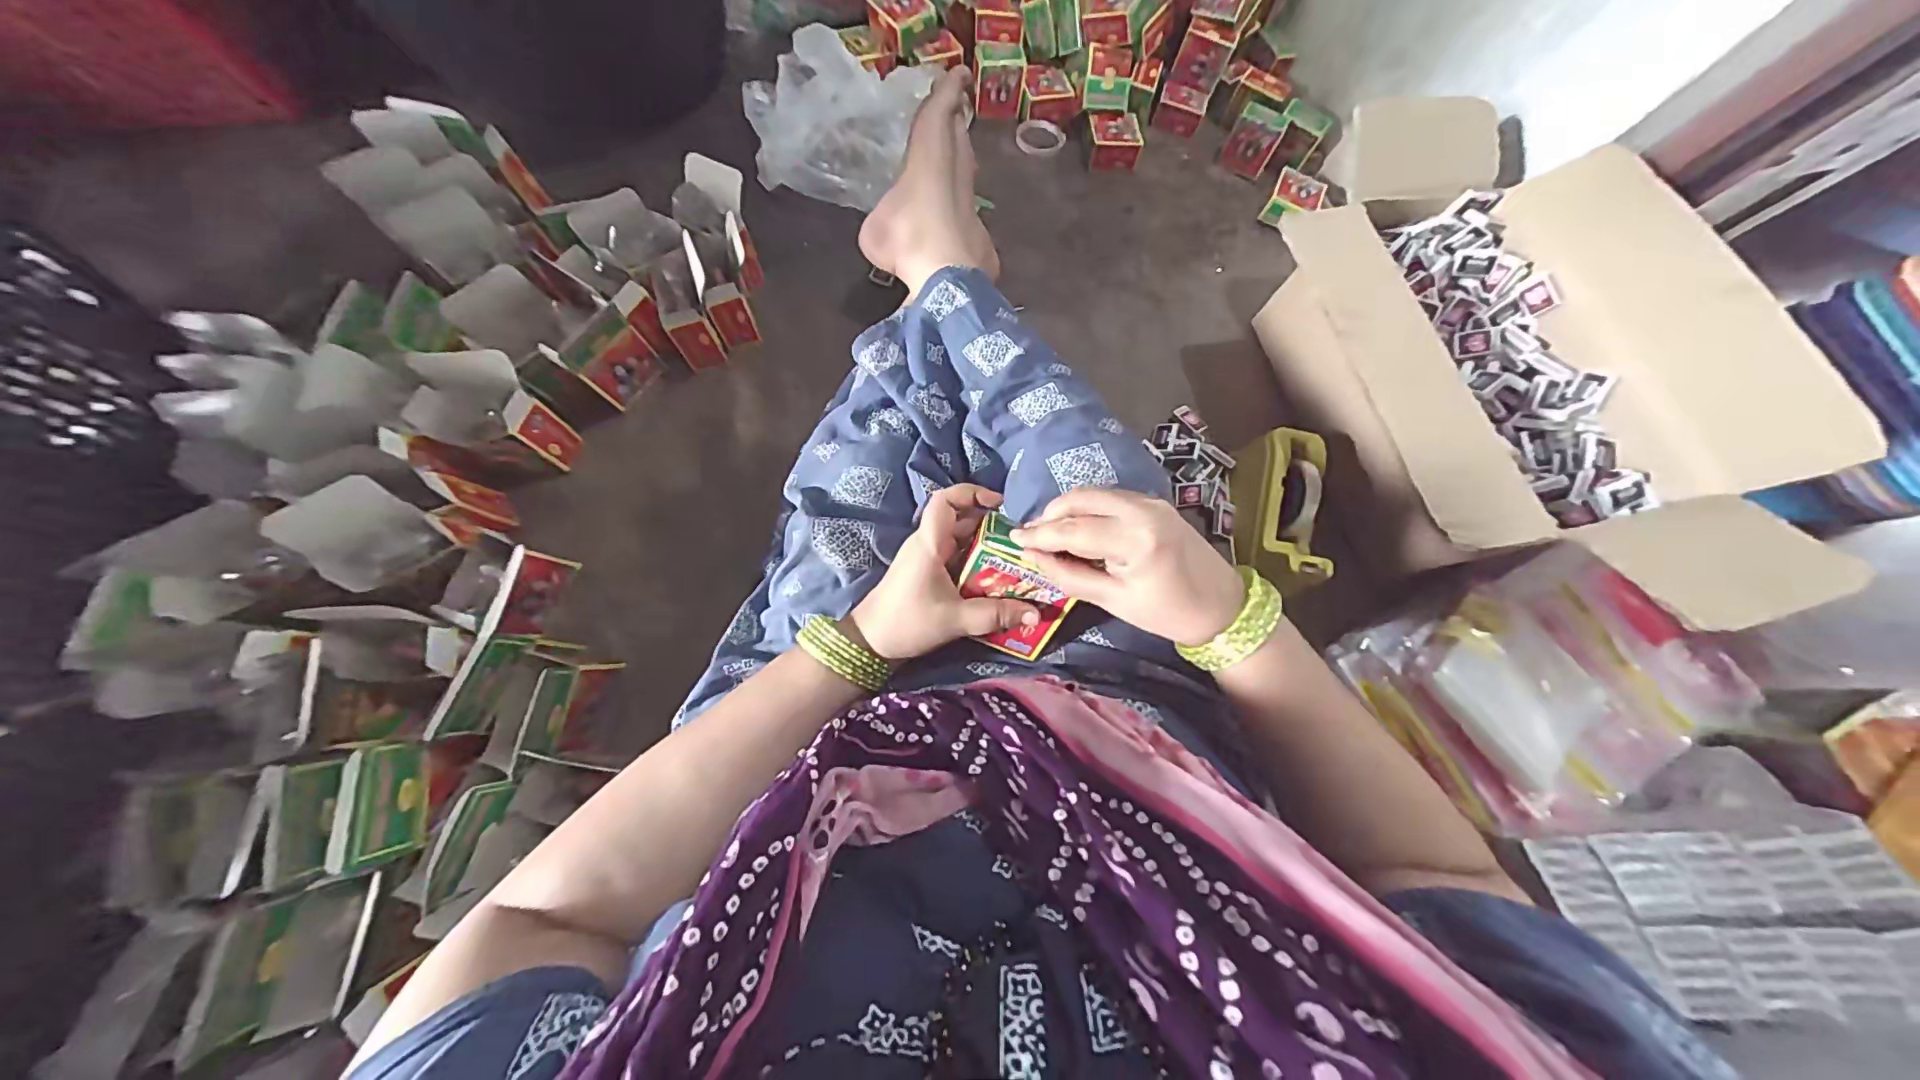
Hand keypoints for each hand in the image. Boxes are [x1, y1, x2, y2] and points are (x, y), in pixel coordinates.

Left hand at [850, 484, 1040, 661]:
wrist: (870, 642)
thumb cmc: (907, 622)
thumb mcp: (955, 620)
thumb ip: (996, 615)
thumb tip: (1035, 613)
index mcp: (929, 543)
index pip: (945, 500)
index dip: (972, 494)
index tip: (1000, 505)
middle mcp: (927, 544)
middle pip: (960, 520)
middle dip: (990, 526)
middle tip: (1018, 541)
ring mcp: (925, 559)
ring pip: (959, 541)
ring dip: (984, 547)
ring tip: (1013, 560)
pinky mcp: (926, 574)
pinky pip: (955, 558)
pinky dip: (975, 563)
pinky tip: (994, 579)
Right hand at [857, 66, 999, 298]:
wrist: (945, 279)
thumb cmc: (905, 241)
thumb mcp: (877, 230)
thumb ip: (886, 222)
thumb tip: (895, 237)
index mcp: (929, 160)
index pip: (938, 118)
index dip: (946, 96)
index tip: (957, 77)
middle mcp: (957, 180)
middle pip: (960, 144)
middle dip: (955, 125)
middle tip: (954, 114)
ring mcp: (973, 213)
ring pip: (968, 181)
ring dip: (961, 170)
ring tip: (952, 164)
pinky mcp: (982, 243)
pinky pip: (969, 224)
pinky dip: (960, 223)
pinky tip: (952, 234)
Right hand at [1010, 489, 1245, 646]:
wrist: (1223, 606)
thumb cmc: (1168, 613)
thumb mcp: (1113, 601)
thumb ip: (1069, 576)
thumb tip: (1032, 558)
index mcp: (1134, 539)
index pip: (1072, 529)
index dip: (1038, 535)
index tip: (1013, 540)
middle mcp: (1142, 509)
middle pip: (1079, 500)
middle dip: (1049, 515)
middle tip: (1030, 536)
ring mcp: (1151, 501)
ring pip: (1093, 494)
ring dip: (1067, 509)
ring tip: (1049, 533)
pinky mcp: (1155, 502)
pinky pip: (1110, 497)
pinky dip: (1088, 508)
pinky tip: (1078, 527)